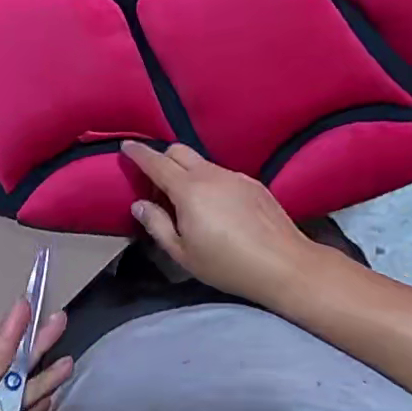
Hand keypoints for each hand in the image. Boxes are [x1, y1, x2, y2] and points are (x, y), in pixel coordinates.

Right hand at [121, 140, 334, 303]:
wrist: (285, 264)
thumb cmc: (227, 264)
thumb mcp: (182, 253)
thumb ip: (156, 225)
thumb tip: (139, 204)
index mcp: (188, 190)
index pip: (156, 162)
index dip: (138, 153)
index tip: (126, 146)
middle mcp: (210, 175)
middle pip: (179, 151)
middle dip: (162, 158)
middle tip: (155, 183)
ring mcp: (235, 176)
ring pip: (202, 163)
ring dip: (187, 172)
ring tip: (188, 201)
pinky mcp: (253, 183)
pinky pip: (222, 174)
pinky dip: (209, 181)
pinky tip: (217, 207)